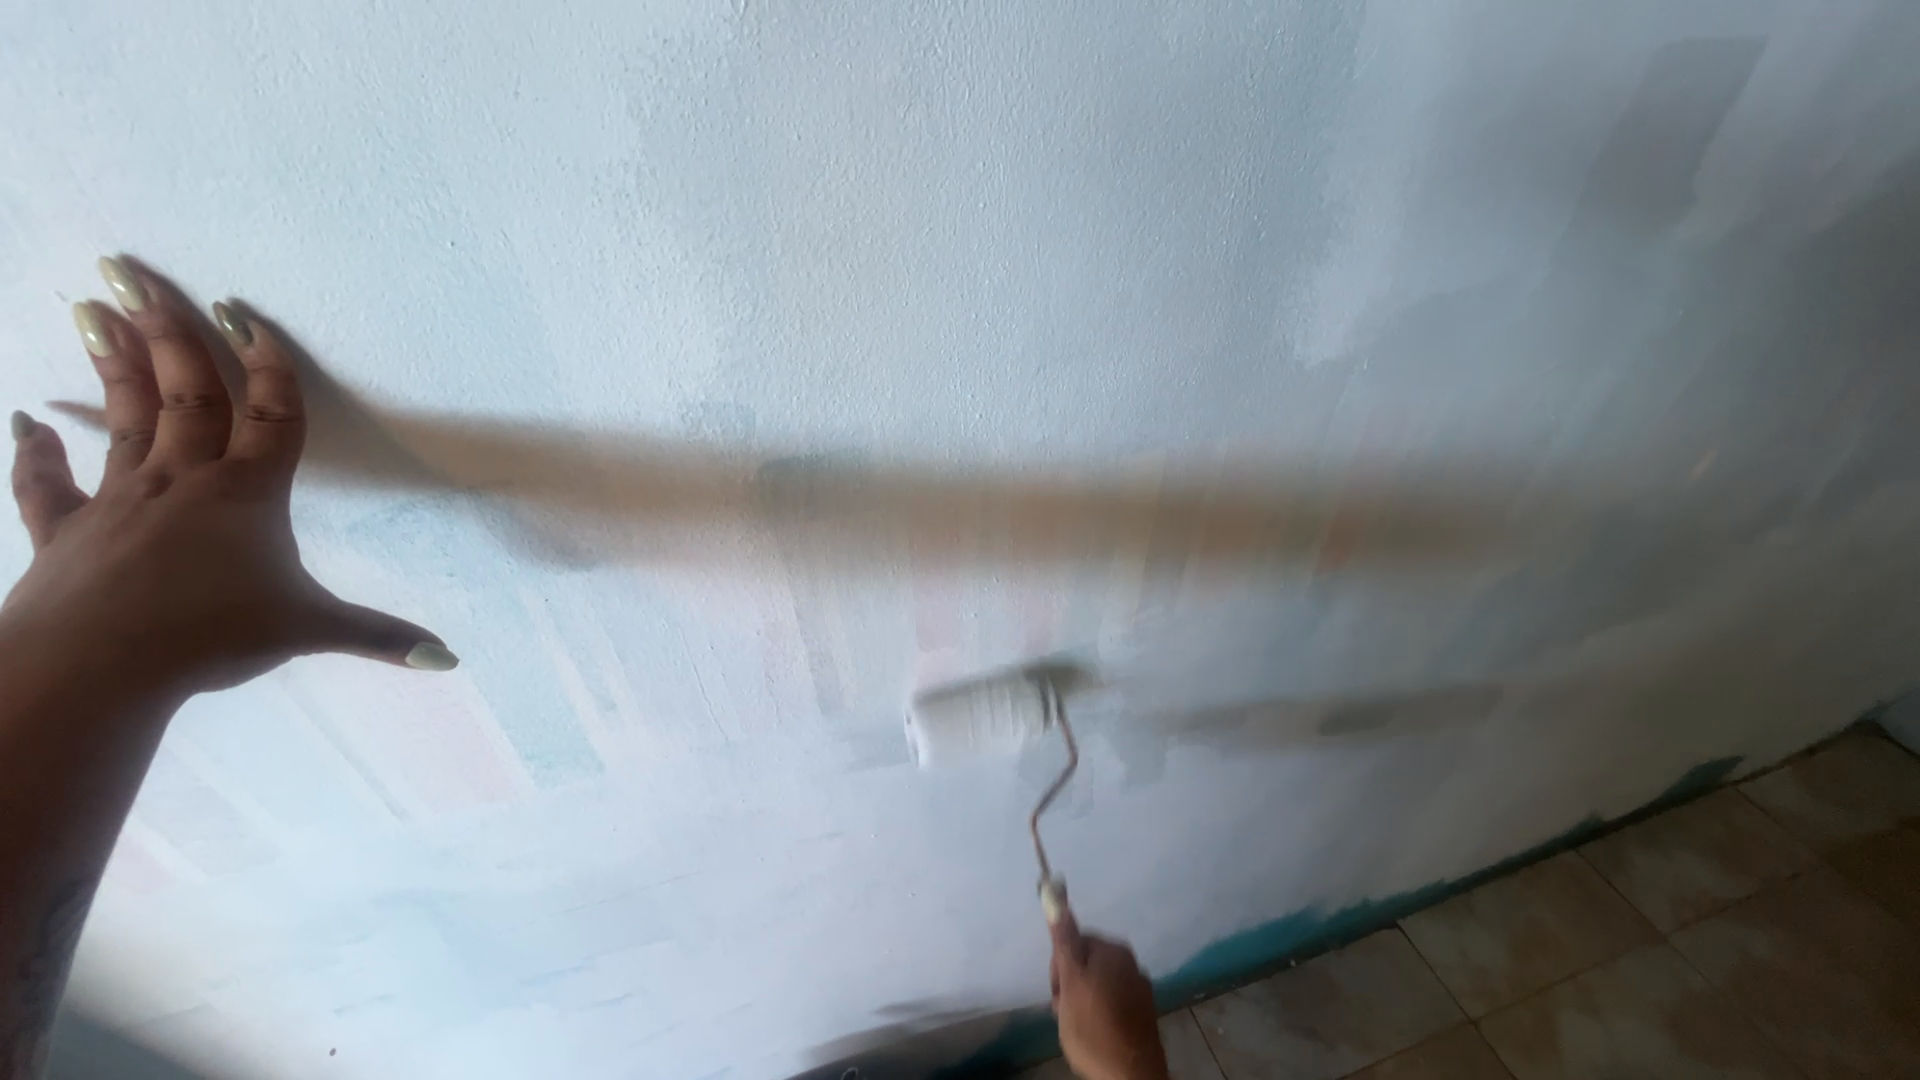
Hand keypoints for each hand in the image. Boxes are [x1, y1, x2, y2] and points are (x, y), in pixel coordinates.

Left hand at [4, 257, 455, 697]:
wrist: (90, 670)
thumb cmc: (212, 638)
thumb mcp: (311, 631)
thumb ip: (381, 637)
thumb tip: (450, 659)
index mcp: (246, 494)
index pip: (270, 417)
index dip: (268, 368)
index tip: (247, 313)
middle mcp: (182, 482)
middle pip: (185, 395)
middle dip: (167, 333)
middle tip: (135, 272)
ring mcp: (118, 501)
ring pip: (120, 418)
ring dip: (112, 364)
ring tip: (92, 306)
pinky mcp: (67, 532)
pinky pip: (47, 482)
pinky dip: (33, 449)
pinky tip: (20, 418)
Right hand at [1049, 902, 1168, 1079]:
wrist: (1131, 1078)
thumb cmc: (1093, 1027)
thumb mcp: (1070, 981)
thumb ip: (1063, 939)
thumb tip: (1054, 889)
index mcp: (1114, 950)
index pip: (1075, 941)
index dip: (1060, 966)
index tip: (1057, 991)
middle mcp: (1131, 963)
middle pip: (1087, 962)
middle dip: (1071, 984)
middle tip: (1064, 1010)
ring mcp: (1140, 990)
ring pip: (1099, 985)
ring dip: (1083, 1000)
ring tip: (1077, 1025)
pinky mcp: (1143, 1015)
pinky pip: (1113, 1003)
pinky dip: (1101, 1014)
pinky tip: (1095, 1034)